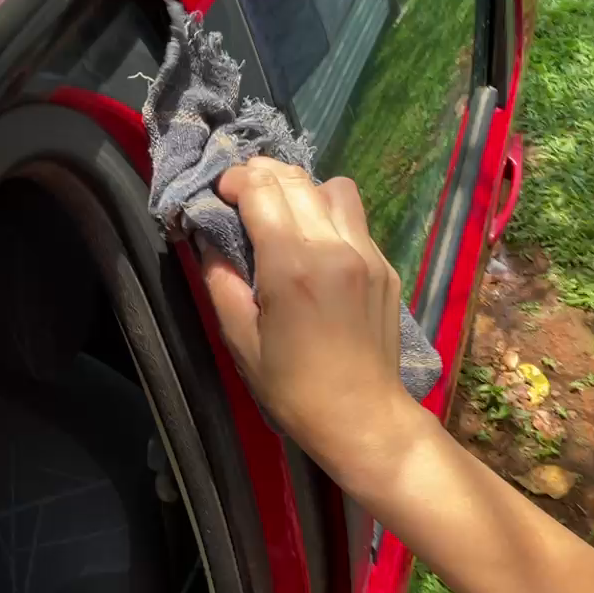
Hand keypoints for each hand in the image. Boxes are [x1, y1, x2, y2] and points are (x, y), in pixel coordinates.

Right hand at [203, 157, 430, 486]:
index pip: (261, 190)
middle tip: (242, 195)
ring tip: (285, 214)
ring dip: (303, 190)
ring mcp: (367, 253)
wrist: (362, 416)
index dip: (234, 181)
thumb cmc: (292, 388)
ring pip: (334, 188)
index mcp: (291, 267)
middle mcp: (333, 247)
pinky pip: (355, 219)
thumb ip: (220, 280)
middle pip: (296, 180)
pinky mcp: (385, 266)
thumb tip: (208, 237)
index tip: (219, 193)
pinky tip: (316, 244)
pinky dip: (329, 216)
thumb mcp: (240, 340)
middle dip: (262, 176)